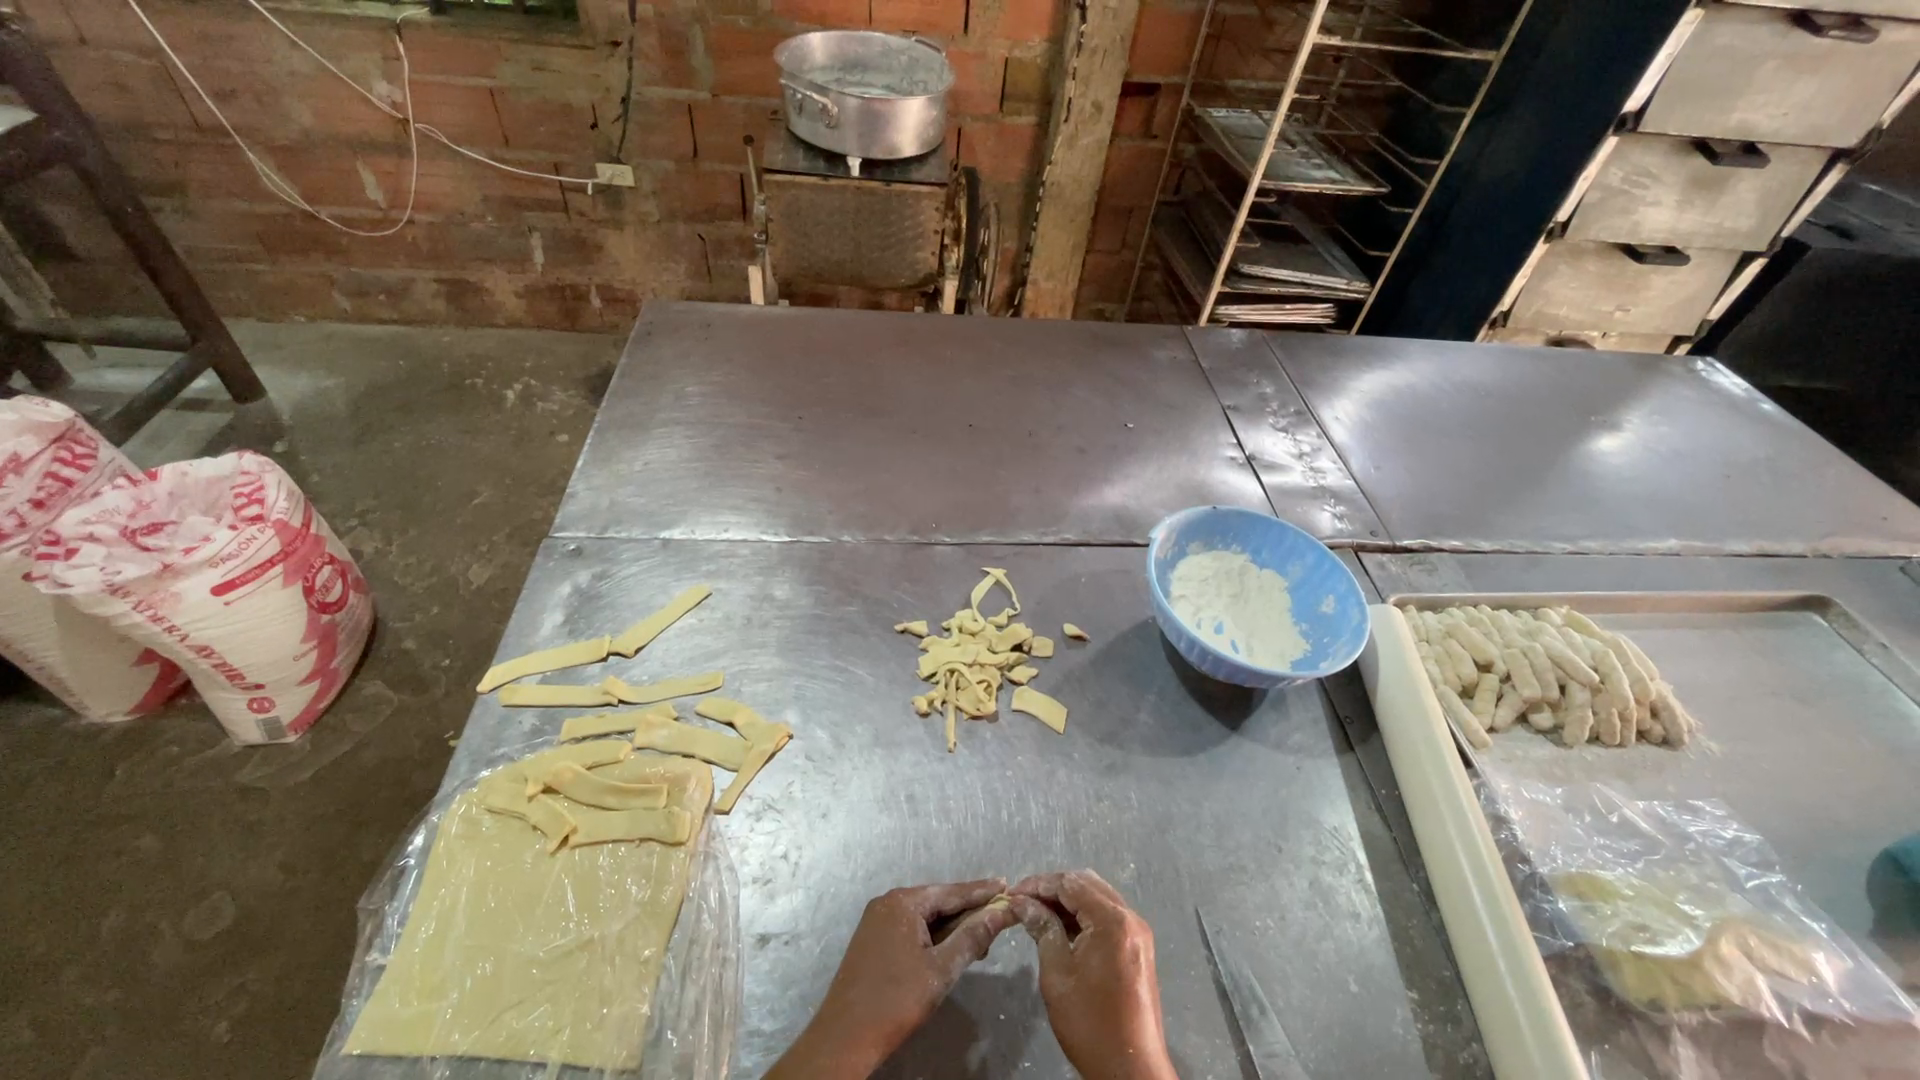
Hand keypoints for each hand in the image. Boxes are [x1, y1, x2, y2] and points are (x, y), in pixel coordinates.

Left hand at [766, 878, 1017, 1079]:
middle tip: (998, 922)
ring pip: (925, 918)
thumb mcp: (942, 969)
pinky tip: (950, 951)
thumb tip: (1000, 912)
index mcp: (903, 902)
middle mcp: (888, 903)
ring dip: (951, 929)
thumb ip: (972, 936)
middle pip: (938, 902)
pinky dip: (933, 938)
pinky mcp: (873, 939)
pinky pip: (911, 929)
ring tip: (979, 941)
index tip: (1008, 885)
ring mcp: (877, 921)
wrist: (846, 1036)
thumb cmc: (897, 1000)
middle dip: (968, 914)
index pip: (952, 892)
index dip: (982, 891)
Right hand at [1009, 870, 1177, 1079]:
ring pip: (1099, 898)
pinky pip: (1108, 918)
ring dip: (1069, 901)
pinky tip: (1061, 929)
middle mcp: (1130, 918)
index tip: (1013, 893)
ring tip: (1038, 914)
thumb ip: (1042, 929)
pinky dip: (1084, 916)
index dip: (1039, 884)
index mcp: (1112, 921)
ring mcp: (1137, 934)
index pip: (1071, 883)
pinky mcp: (1138, 949)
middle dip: (1054, 888)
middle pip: (1087, 884)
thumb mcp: (1057, 972)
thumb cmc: (1089, 1022)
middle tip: (1024, 902)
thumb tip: (1023, 903)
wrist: (1130, 1068)